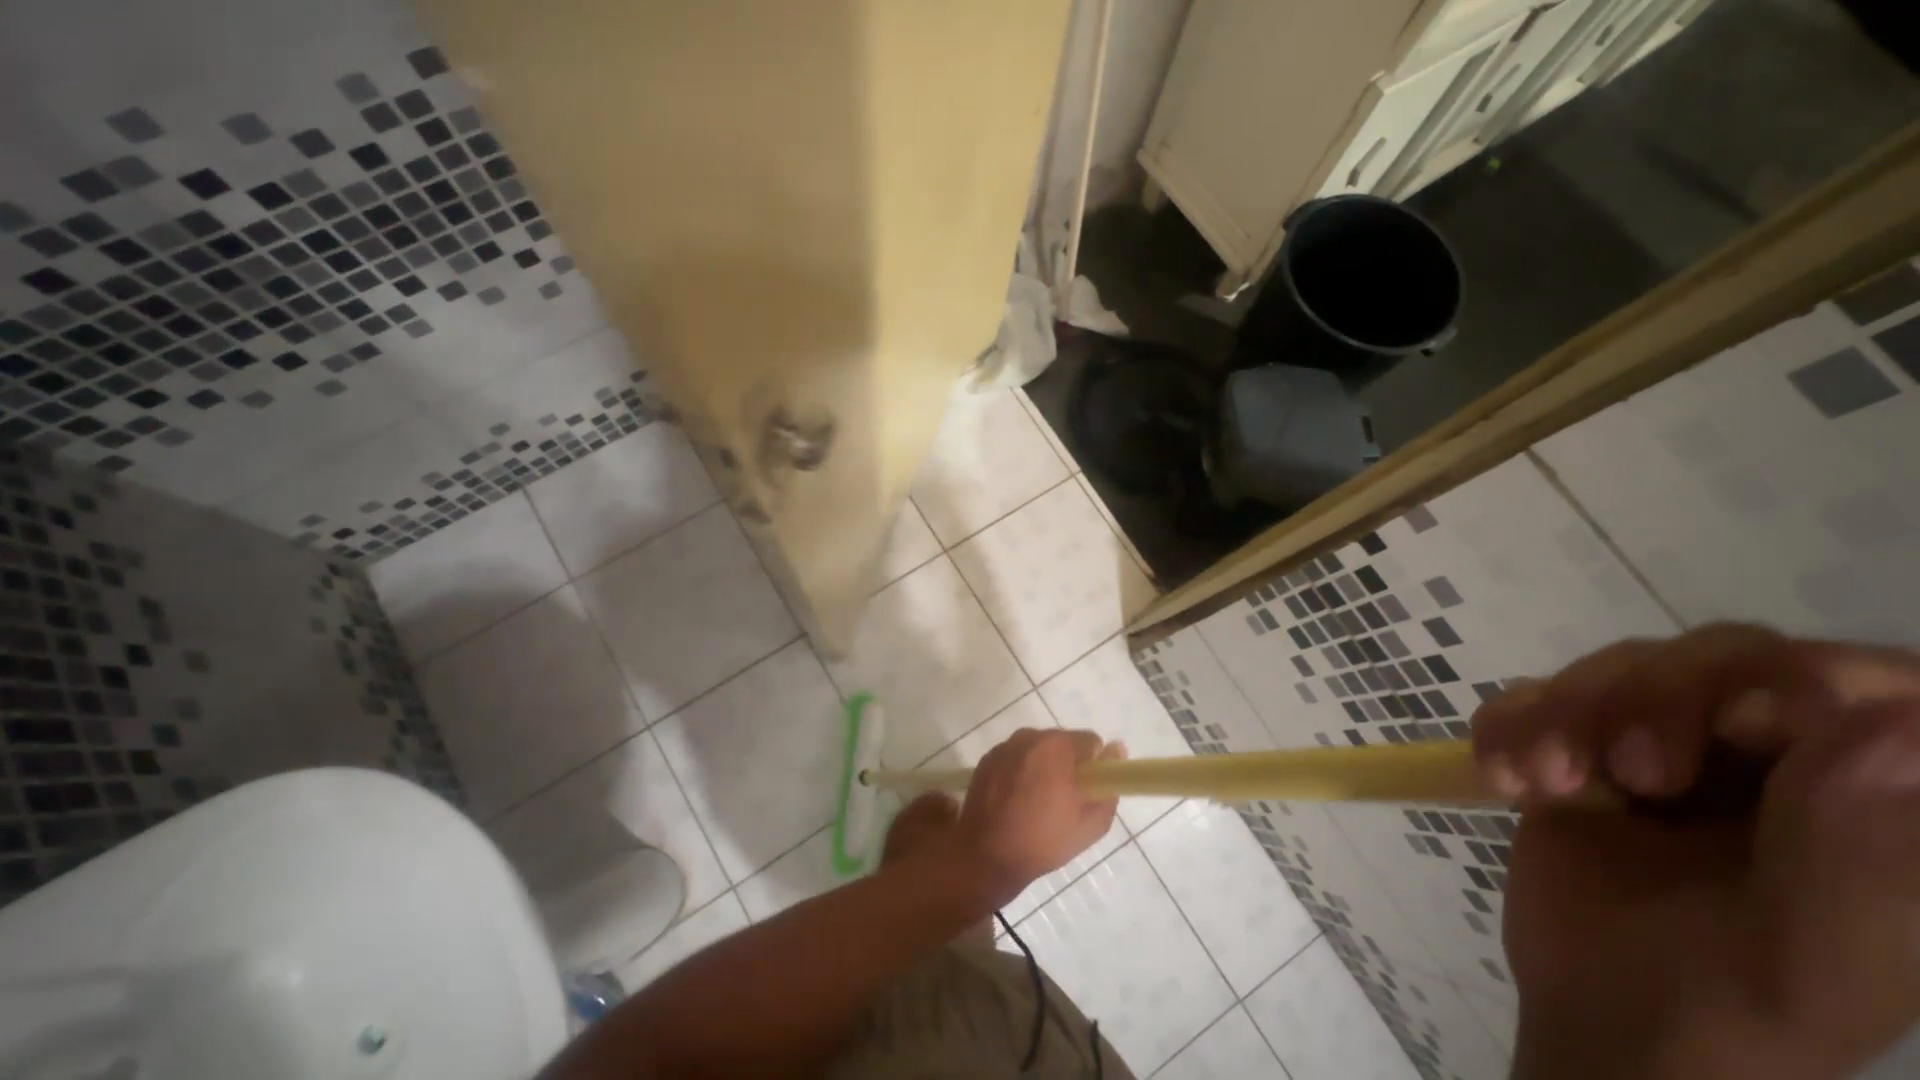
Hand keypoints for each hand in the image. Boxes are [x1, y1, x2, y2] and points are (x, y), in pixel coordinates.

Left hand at [949, 728, 1122, 906]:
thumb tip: (1115, 751)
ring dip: (1043, 769)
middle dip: (1068, 766)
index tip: (1088, 791)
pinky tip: (1016, 802)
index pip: (1090, 742)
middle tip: (1065, 801)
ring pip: (1037, 751)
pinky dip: (1021, 774)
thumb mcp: (1092, 823)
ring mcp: (1003, 748)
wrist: (986, 856)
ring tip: (1038, 804)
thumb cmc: (1044, 839)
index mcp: (1056, 746)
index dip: (1094, 767)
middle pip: (1062, 743)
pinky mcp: (986, 761)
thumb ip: (1109, 784)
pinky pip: (1015, 760)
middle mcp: (1028, 737)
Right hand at [1471, 624, 1919, 1079]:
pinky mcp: (1580, 752)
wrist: (1600, 1032)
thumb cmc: (1729, 1017)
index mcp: (1868, 800)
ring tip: (1543, 783)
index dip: (1795, 679)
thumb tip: (1900, 718)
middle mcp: (1776, 758)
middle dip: (1653, 697)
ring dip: (1566, 711)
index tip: (1736, 727)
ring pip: (1623, 665)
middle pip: (1721, 656)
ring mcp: (1669, 748)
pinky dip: (1511, 724)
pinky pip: (1538, 696)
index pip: (1861, 684)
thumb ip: (1859, 855)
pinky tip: (1506, 780)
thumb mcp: (1812, 960)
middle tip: (1626, 773)